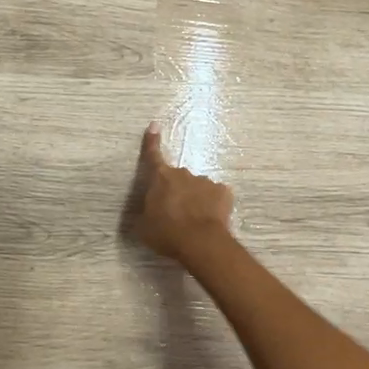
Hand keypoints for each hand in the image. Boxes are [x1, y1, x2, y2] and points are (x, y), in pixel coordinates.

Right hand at [132, 123, 234, 261]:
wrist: (201, 243)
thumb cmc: (167, 233)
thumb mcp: (144, 226)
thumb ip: (146, 212)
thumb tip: (149, 210)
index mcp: (160, 178)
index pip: (153, 155)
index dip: (152, 141)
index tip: (155, 125)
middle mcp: (183, 174)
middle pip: (178, 178)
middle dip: (177, 190)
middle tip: (176, 213)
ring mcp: (205, 181)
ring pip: (198, 187)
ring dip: (195, 199)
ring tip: (195, 221)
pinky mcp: (223, 192)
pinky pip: (216, 196)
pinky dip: (213, 205)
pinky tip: (211, 219)